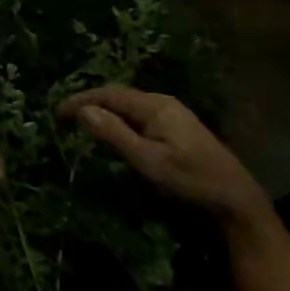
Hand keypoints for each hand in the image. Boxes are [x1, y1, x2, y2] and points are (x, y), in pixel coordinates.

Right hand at [59, 86, 271, 231]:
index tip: (56, 112)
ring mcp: (172, 115)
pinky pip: (138, 117)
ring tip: (81, 123)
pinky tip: (111, 132)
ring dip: (104, 112)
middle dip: (90, 103)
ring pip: (129, 107)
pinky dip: (118, 121)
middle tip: (64, 117)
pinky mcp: (175, 129)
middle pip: (119, 96)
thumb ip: (114, 134)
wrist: (232, 196)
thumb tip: (83, 111)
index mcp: (155, 106)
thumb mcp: (147, 159)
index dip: (81, 100)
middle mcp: (163, 103)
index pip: (109, 95)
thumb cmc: (189, 178)